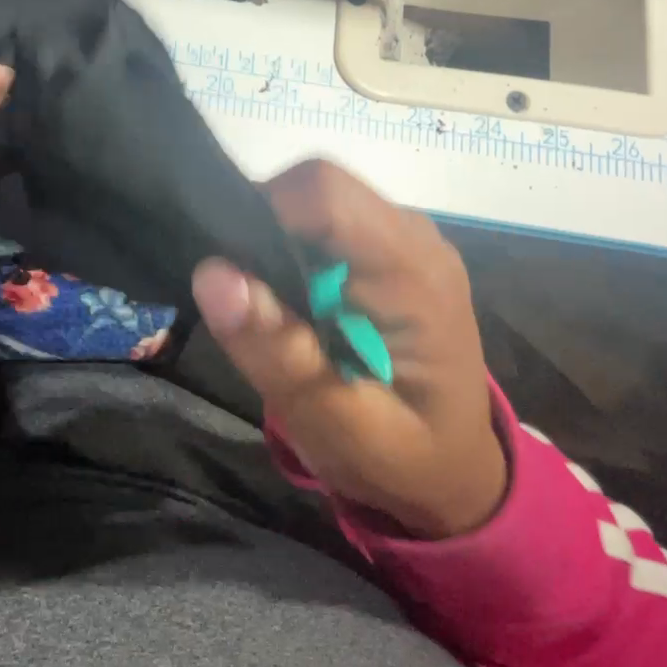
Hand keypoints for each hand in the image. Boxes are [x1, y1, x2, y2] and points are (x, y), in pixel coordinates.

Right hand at [191, 160, 507, 538]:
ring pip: (309, 201)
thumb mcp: (337, 427)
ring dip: (271, 243)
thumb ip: (279, 355)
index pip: (322, 192)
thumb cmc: (400, 458)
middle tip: (250, 302)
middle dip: (262, 232)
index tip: (234, 268)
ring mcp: (400, 242)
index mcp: (412, 274)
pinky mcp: (383, 251)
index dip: (262, 213)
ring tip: (269, 308)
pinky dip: (285, 251)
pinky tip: (289, 304)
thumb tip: (213, 272)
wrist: (453, 478)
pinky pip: (318, 222)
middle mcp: (412, 239)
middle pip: (311, 188)